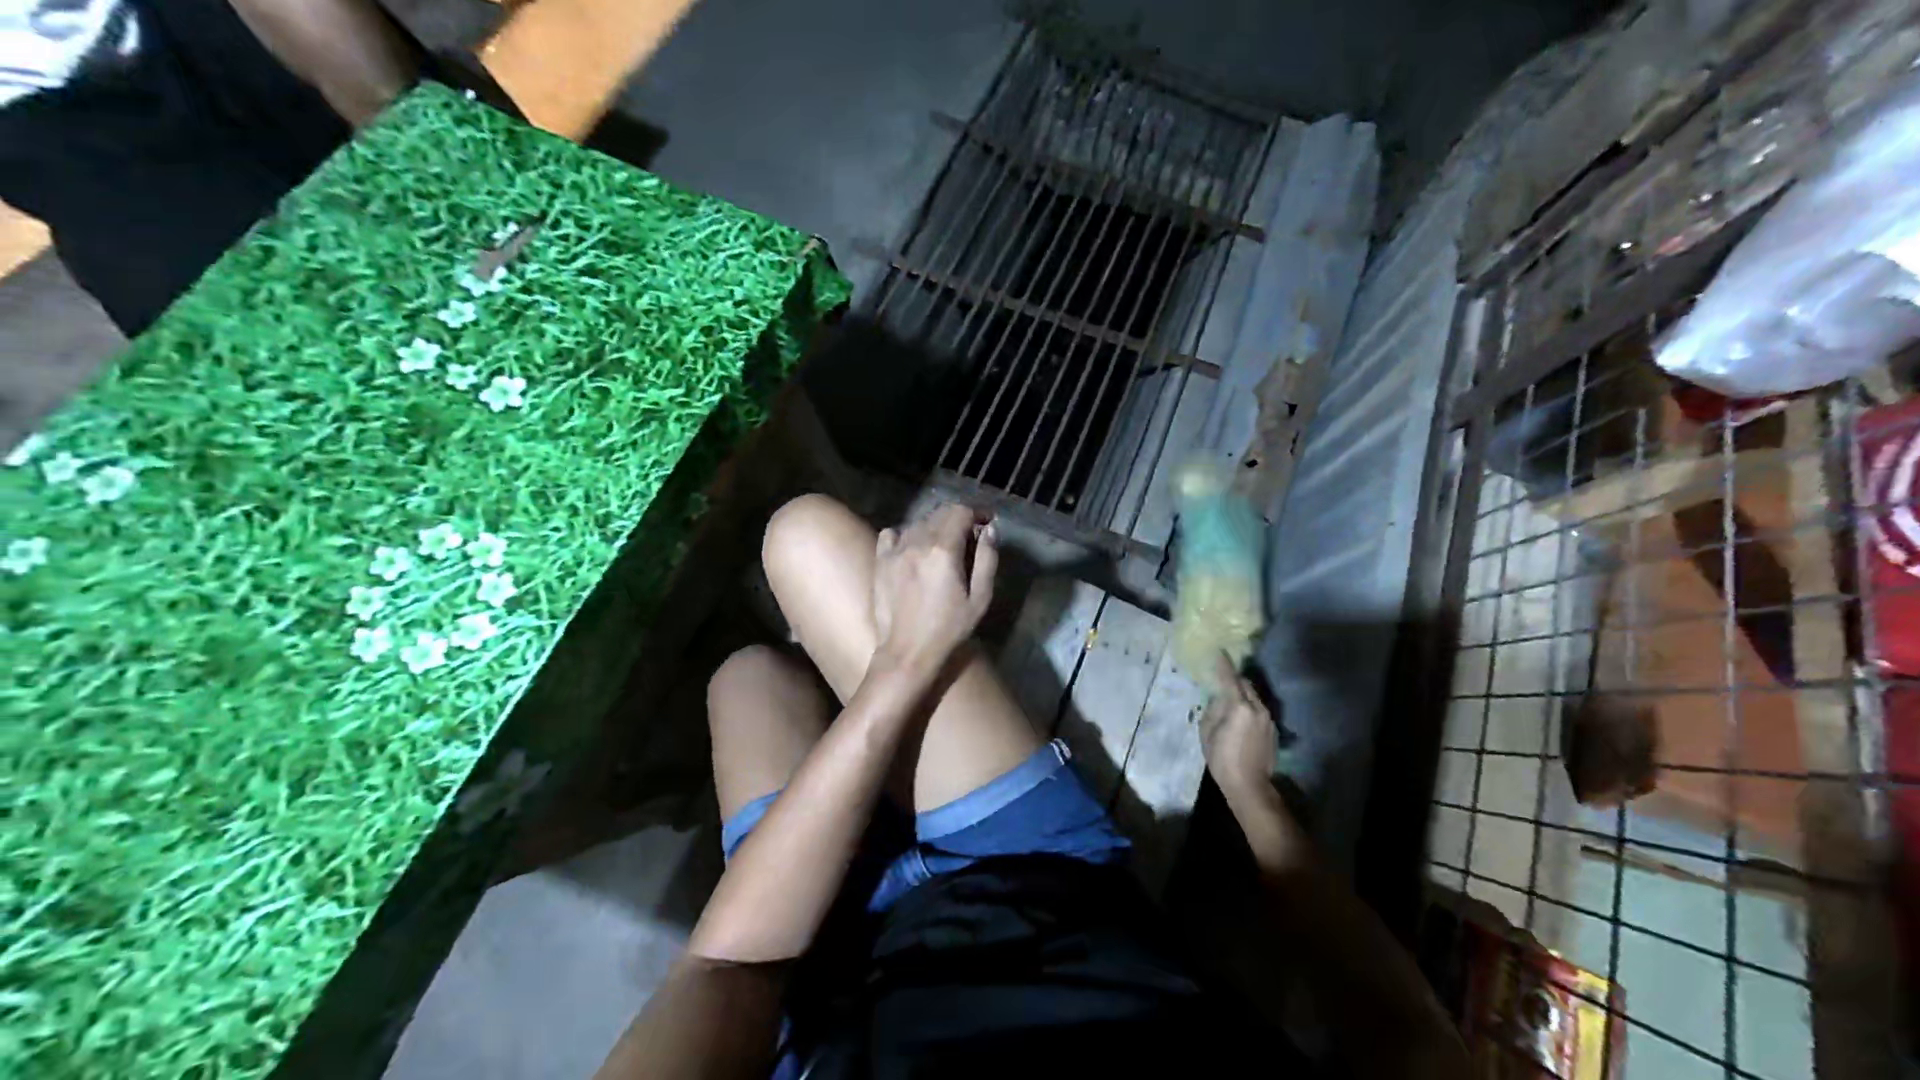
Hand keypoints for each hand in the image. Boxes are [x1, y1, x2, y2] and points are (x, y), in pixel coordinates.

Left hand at [871, 503, 996, 671]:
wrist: (908, 652)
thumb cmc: (949, 629)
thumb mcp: (980, 598)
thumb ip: (987, 559)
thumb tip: (990, 530)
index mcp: (943, 550)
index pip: (960, 512)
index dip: (977, 513)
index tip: (986, 522)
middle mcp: (917, 542)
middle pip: (939, 514)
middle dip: (958, 519)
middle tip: (969, 536)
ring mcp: (895, 551)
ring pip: (917, 523)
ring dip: (934, 527)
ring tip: (943, 546)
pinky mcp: (880, 561)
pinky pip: (892, 534)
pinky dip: (905, 534)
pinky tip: (912, 549)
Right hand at [1199, 653, 1277, 803]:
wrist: (1250, 785)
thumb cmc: (1222, 758)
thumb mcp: (1207, 732)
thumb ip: (1213, 710)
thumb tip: (1218, 700)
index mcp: (1239, 706)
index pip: (1230, 678)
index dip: (1222, 664)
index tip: (1218, 651)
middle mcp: (1258, 708)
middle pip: (1246, 685)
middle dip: (1234, 679)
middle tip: (1221, 679)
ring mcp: (1268, 719)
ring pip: (1254, 697)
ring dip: (1242, 695)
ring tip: (1230, 701)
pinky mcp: (1273, 730)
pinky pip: (1259, 710)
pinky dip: (1249, 708)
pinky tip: (1240, 720)